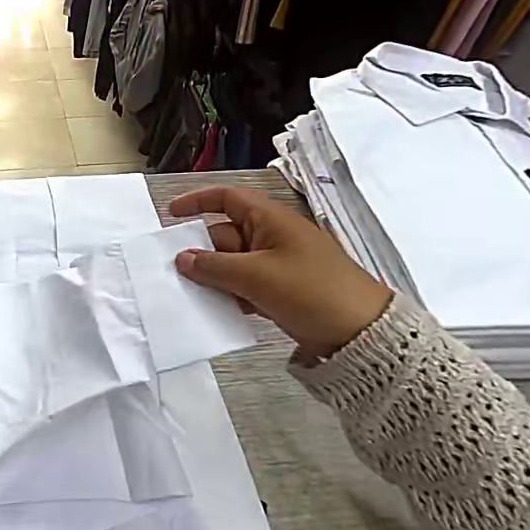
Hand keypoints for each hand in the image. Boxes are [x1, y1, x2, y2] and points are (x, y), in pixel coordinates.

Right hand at [170, 186, 392, 361]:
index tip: (171, 214)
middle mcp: (272, 236)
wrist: (358, 331)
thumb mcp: (258, 276)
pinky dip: (231, 295)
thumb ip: (215, 267)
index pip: (229, 199)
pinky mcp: (281, 292)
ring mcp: (277, 265)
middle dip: (201, 251)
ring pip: (234, 264)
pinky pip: (246, 286)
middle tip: (171, 273)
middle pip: (226, 234)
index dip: (199, 201)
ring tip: (185, 295)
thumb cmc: (310, 290)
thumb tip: (183, 258)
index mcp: (270, 219)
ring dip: (213, 277)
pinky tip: (214, 311)